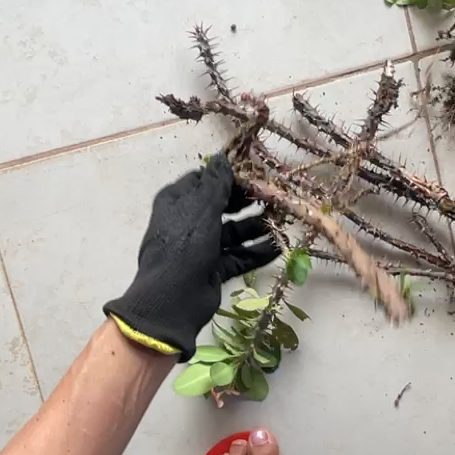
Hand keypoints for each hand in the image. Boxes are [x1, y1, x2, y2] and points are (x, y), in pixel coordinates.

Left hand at [104, 156, 279, 359]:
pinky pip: (239, 256)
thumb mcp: (201, 207)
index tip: (253, 177)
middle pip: (222, 206)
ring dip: (256, 228)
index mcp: (178, 202)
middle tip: (271, 198)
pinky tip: (279, 247)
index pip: (205, 181)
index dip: (228, 178)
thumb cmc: (185, 244)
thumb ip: (216, 183)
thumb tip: (222, 157)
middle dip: (247, 203)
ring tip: (280, 223)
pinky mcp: (214, 268)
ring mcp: (202, 247)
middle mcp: (189, 222)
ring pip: (234, 232)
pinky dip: (257, 252)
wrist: (174, 297)